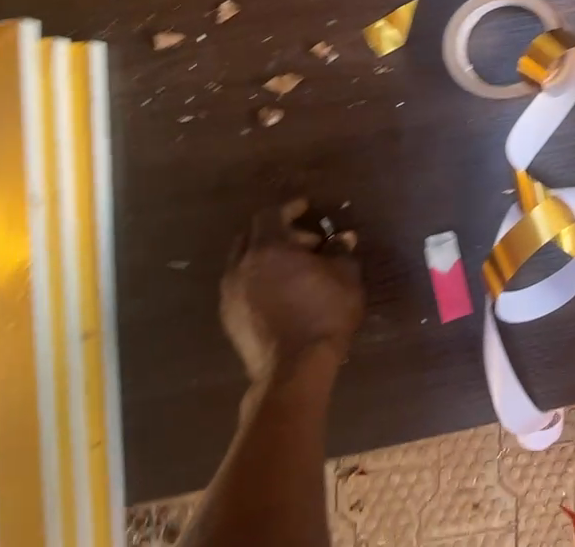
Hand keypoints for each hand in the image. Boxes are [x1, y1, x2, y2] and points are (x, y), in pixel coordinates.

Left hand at [220, 199, 364, 385]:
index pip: (270, 215)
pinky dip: (259, 277)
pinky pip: (241, 284)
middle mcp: (241, 266)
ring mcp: (230, 293)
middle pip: (250, 235)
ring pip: (243, 260)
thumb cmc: (324, 312)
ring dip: (267, 256)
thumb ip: (340, 252)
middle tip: (307, 241)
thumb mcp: (345, 276)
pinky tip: (283, 291)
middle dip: (278, 231)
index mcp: (269, 249)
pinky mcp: (228, 316)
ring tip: (296, 268)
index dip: (289, 207)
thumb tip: (342, 238)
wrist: (294, 366)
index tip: (307, 206)